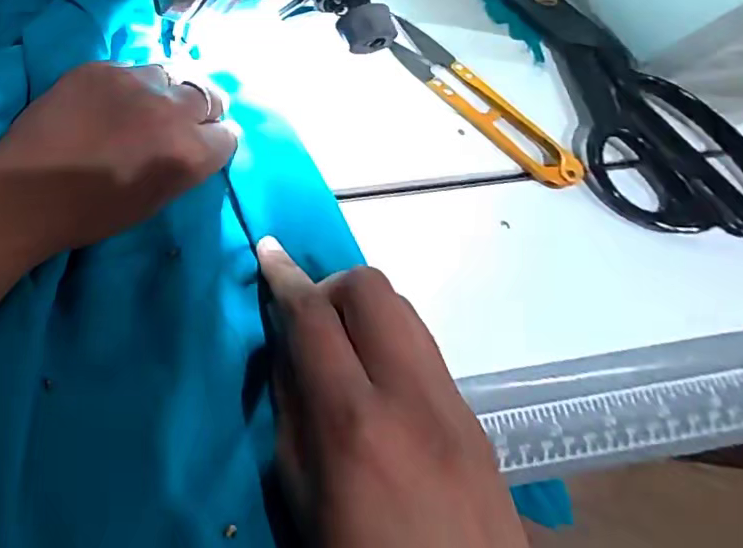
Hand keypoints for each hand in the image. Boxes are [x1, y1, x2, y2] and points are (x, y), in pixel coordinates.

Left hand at [0, 62, 234, 362]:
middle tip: (177, 120)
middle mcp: (170, 110)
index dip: (214, 141)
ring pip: (170, 73)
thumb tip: (197, 142)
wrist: (23, 193)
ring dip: (164, 90)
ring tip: (142, 104)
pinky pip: (129, 68)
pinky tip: (105, 102)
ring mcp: (132, 81)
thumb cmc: (89, 213)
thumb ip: (184, 166)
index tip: (201, 144)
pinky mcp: (99, 67)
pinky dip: (127, 84)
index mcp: (188, 153)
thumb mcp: (154, 201)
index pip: (228, 134)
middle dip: (200, 108)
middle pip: (207, 94)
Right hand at [258, 238, 526, 547]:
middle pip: (370, 288)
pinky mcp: (475, 418)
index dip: (284, 276)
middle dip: (330, 284)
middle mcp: (409, 398)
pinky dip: (391, 339)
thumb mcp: (301, 493)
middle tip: (310, 318)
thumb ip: (291, 406)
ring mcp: (452, 405)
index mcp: (354, 423)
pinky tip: (379, 378)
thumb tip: (287, 343)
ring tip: (343, 343)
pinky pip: (426, 346)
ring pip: (404, 308)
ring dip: (364, 308)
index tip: (267, 250)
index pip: (313, 316)